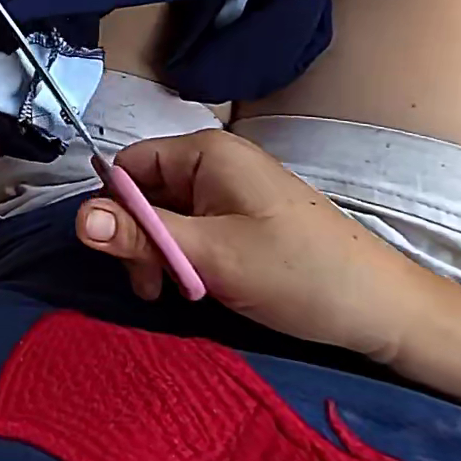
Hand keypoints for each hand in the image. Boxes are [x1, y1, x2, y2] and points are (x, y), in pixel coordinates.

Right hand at [75, 129, 444, 363]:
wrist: (382, 308)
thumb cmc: (297, 273)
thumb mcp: (211, 256)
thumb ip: (143, 234)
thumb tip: (78, 218)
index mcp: (205, 152)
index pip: (129, 166)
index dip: (118, 210)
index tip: (130, 260)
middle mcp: (214, 161)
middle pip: (146, 190)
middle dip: (141, 238)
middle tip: (157, 287)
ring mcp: (230, 189)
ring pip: (167, 213)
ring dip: (162, 252)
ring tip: (181, 291)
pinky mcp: (242, 216)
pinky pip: (193, 226)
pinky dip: (186, 256)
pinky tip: (200, 285)